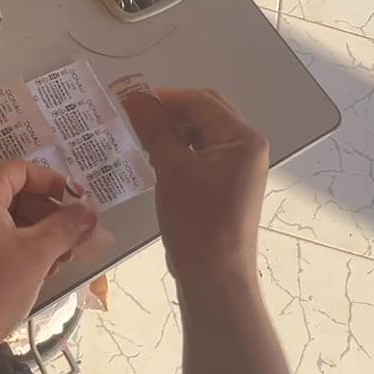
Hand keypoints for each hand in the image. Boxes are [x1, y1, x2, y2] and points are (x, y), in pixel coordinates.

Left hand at [0, 160, 99, 367]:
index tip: (81, 201)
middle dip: (48, 213)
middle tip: (76, 237)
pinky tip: (40, 269)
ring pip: (4, 218)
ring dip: (37, 232)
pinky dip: (17, 245)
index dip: (53, 182)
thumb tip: (90, 211)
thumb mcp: (36, 255)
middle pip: (13, 193)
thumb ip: (65, 227)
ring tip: (63, 258)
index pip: (19, 171)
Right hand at [122, 87, 269, 283]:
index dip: (163, 97)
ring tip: (140, 137)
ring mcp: (238, 167)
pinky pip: (201, 154)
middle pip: (205, 113)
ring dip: (172, 131)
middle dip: (169, 111)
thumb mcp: (172, 169)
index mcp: (242, 139)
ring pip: (201, 134)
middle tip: (133, 117)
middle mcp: (247, 148)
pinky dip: (178, 150)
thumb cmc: (196, 220)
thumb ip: (155, 129)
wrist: (214, 276)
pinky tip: (155, 158)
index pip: (200, 101)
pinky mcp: (226, 184)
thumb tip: (136, 97)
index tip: (127, 101)